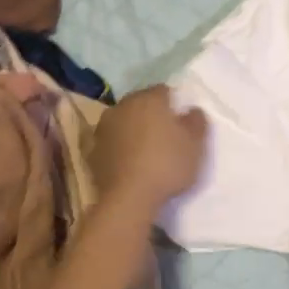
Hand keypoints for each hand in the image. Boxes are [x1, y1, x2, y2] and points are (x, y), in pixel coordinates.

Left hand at [92, 85, 209, 209]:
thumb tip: (191, 110)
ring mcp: (103, 128)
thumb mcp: (196, 144)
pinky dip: (120, 147)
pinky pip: (112, 142)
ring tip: (146, 150)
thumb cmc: (167, 164)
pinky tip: (130, 163)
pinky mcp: (91, 150)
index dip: (174, 104)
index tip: (181, 120)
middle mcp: (122, 106)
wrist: (129, 198)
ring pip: (123, 122)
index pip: (163, 91)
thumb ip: (196, 121)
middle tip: (166, 135)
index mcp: (149, 99)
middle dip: (151, 115)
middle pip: (140, 104)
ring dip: (133, 130)